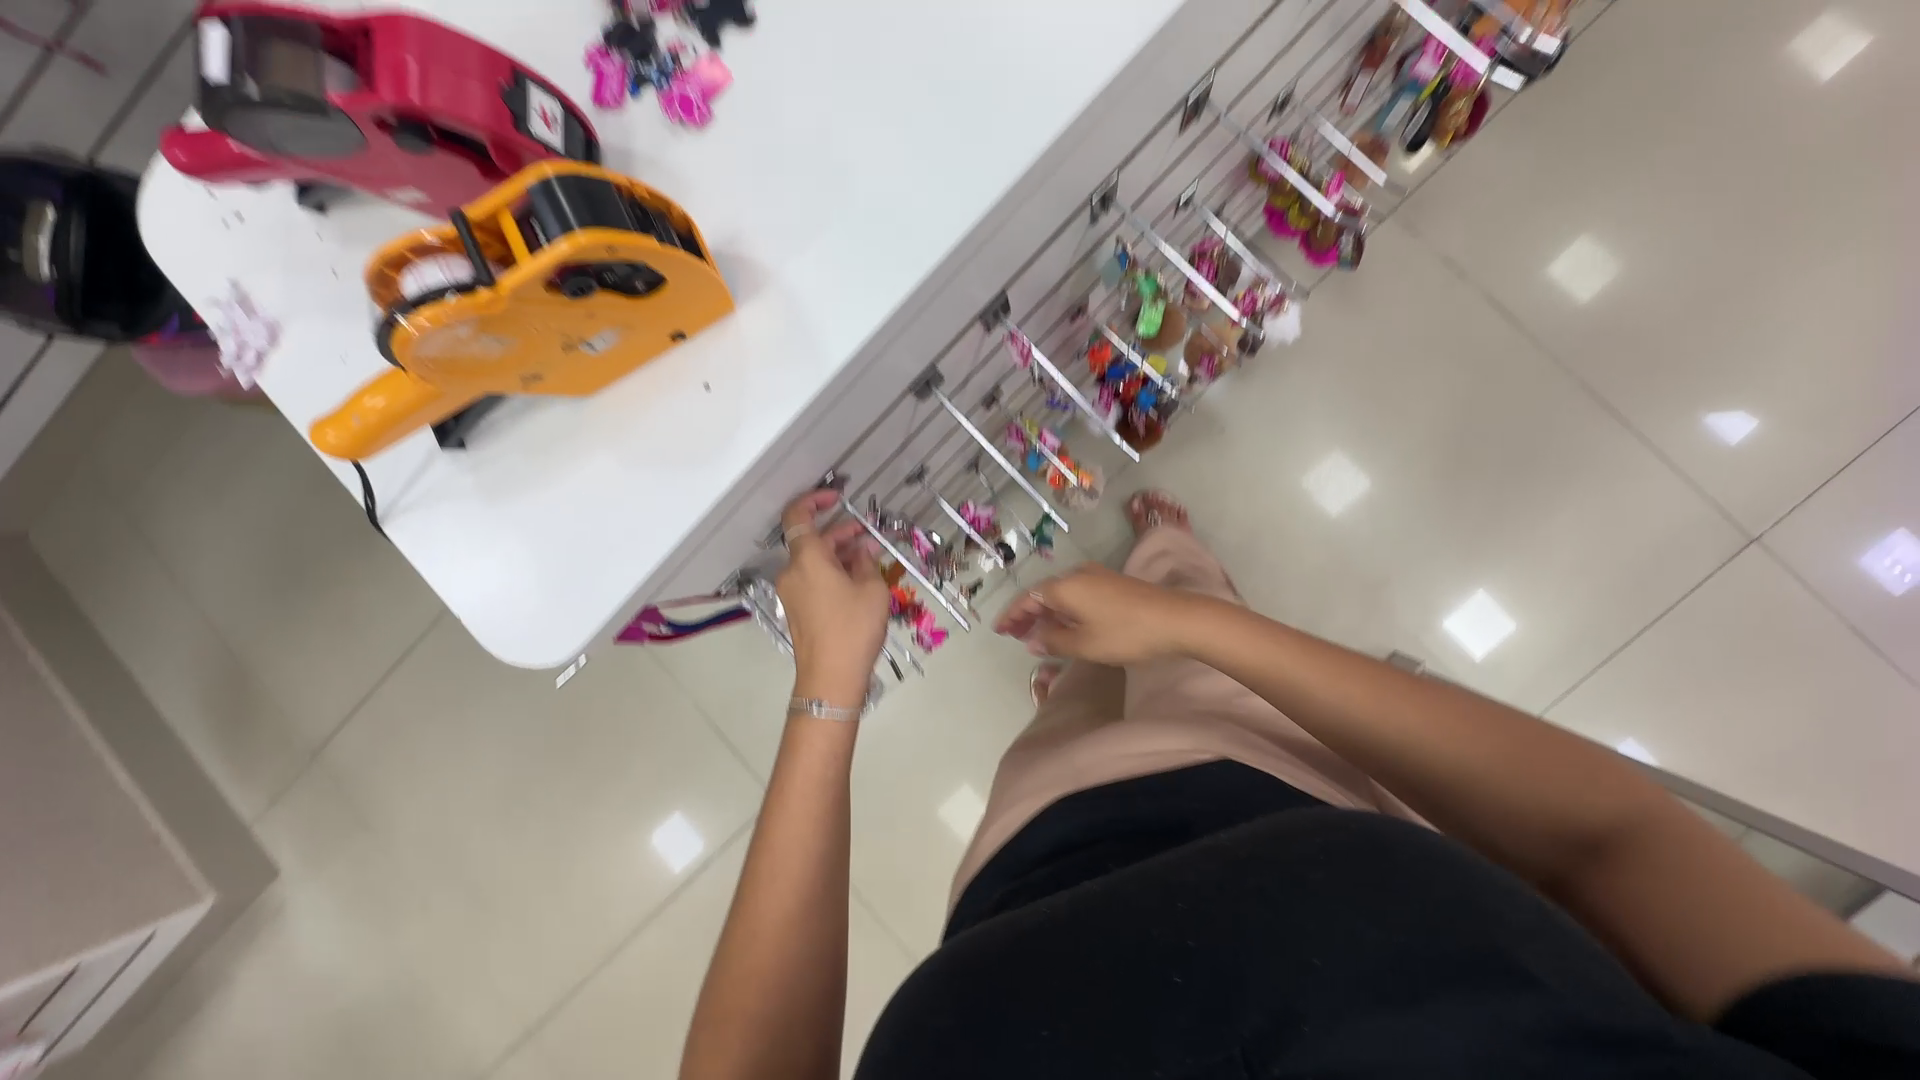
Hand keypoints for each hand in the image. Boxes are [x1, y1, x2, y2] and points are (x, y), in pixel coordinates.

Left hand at [776, 490, 891, 704]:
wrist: (831, 678)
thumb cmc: (853, 629)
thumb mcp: (872, 590)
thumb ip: (865, 562)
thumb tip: (861, 551)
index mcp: (807, 558)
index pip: (798, 515)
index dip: (814, 499)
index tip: (837, 497)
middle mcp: (793, 571)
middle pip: (811, 539)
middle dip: (840, 532)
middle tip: (869, 533)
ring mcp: (792, 591)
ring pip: (814, 561)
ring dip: (839, 553)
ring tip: (870, 556)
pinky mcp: (798, 609)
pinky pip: (814, 579)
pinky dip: (833, 572)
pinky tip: (858, 579)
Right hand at [993, 562, 1210, 665]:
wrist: (1177, 619)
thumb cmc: (1125, 633)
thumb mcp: (1085, 645)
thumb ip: (1053, 641)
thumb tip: (1032, 639)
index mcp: (1064, 587)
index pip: (1027, 598)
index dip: (1011, 615)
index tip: (999, 630)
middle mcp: (1077, 575)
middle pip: (1043, 593)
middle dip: (1027, 614)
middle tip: (1014, 634)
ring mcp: (1097, 576)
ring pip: (1061, 593)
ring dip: (1047, 612)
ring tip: (1038, 633)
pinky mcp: (1113, 583)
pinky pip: (1077, 594)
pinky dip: (1065, 609)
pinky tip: (1067, 625)